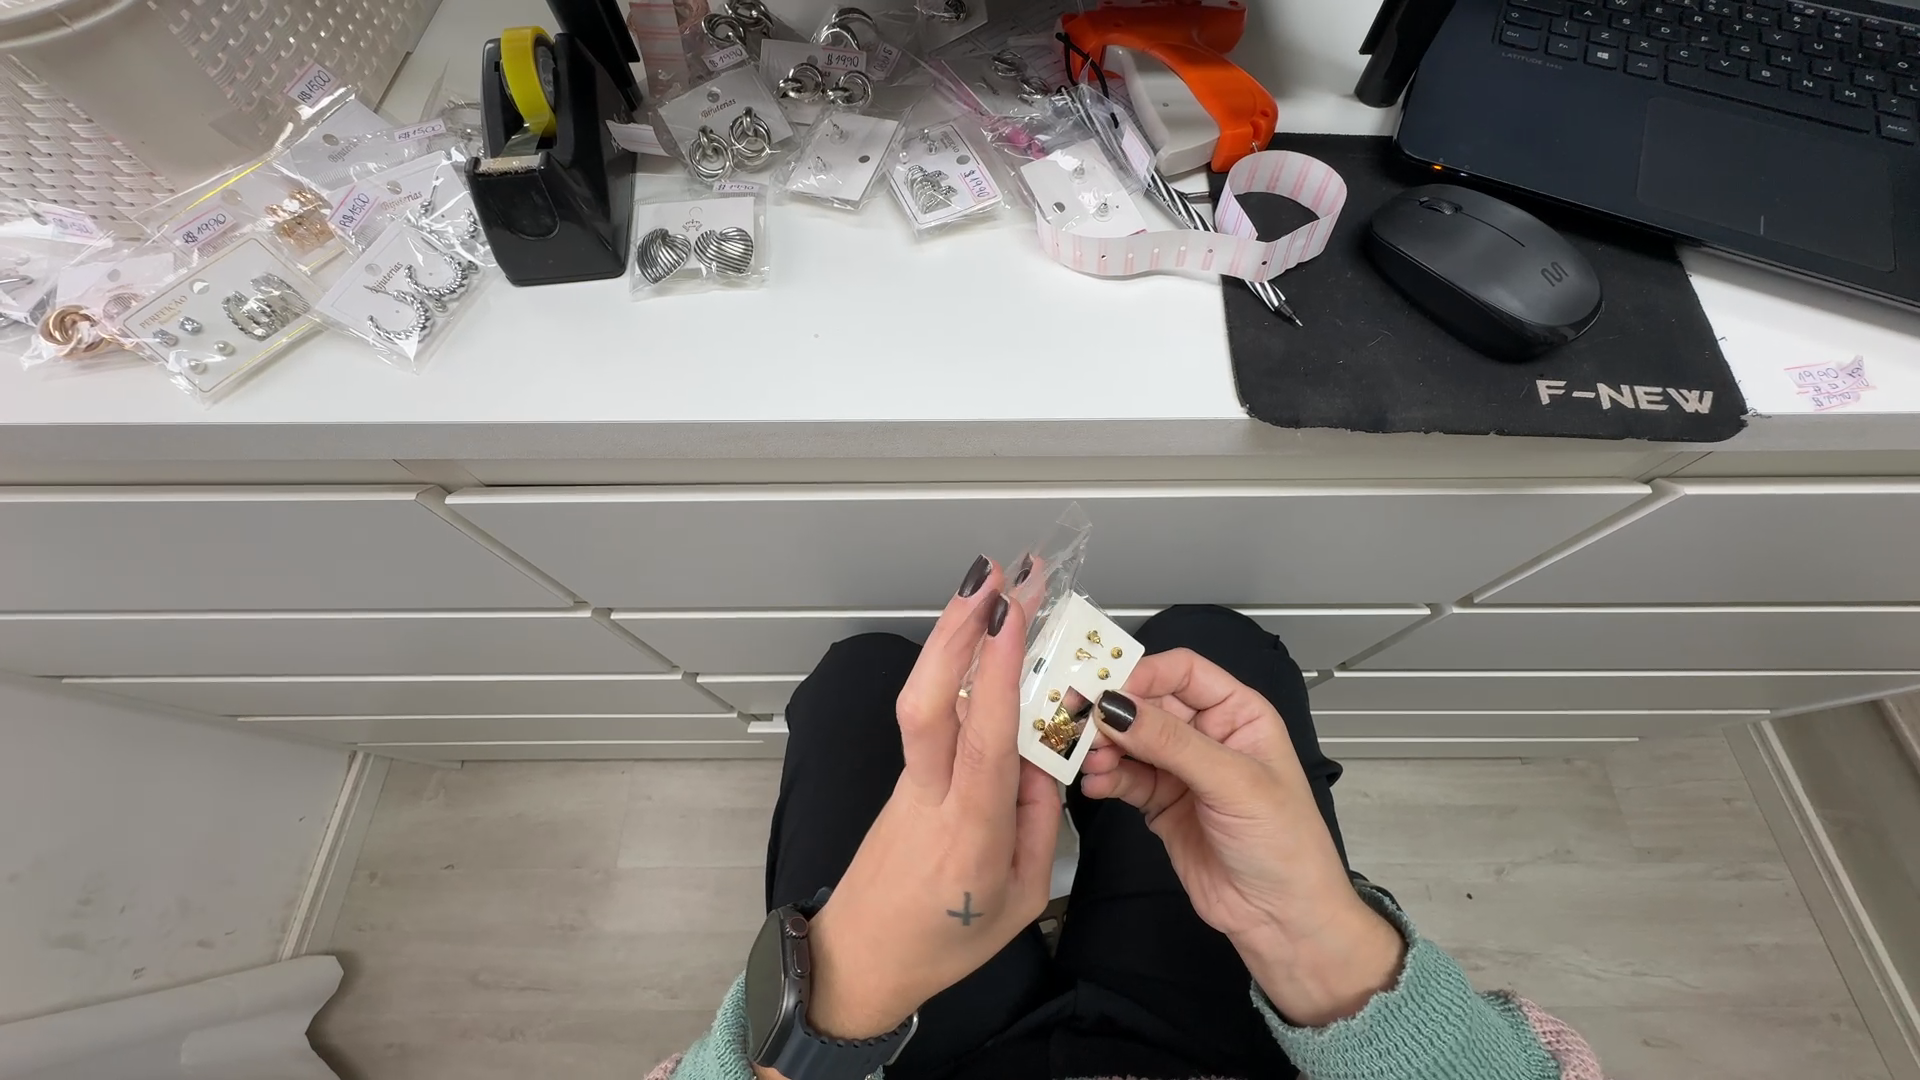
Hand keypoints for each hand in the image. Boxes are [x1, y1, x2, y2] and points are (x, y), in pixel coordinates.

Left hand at [800, 557, 1061, 1041]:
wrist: (859, 959)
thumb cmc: (946, 943)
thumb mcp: (1022, 897)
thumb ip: (1040, 820)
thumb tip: (1043, 753)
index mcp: (972, 834)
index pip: (986, 741)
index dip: (999, 673)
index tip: (1011, 613)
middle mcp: (933, 795)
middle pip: (931, 701)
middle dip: (959, 629)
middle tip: (995, 575)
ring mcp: (908, 780)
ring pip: (920, 697)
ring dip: (949, 634)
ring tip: (981, 584)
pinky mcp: (901, 773)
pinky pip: (925, 712)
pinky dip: (945, 665)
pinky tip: (967, 636)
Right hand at [1079, 648, 1404, 1027]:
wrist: (1284, 923)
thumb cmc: (1282, 843)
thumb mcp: (1233, 784)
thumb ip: (1171, 742)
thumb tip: (1113, 705)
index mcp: (1236, 713)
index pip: (1183, 672)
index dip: (1144, 673)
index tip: (1107, 690)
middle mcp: (1205, 732)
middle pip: (1147, 703)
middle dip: (1114, 712)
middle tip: (1080, 723)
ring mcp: (1179, 768)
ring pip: (1129, 740)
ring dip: (1104, 747)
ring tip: (1088, 762)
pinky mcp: (1158, 801)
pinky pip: (1123, 777)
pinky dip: (1104, 777)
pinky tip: (1093, 785)